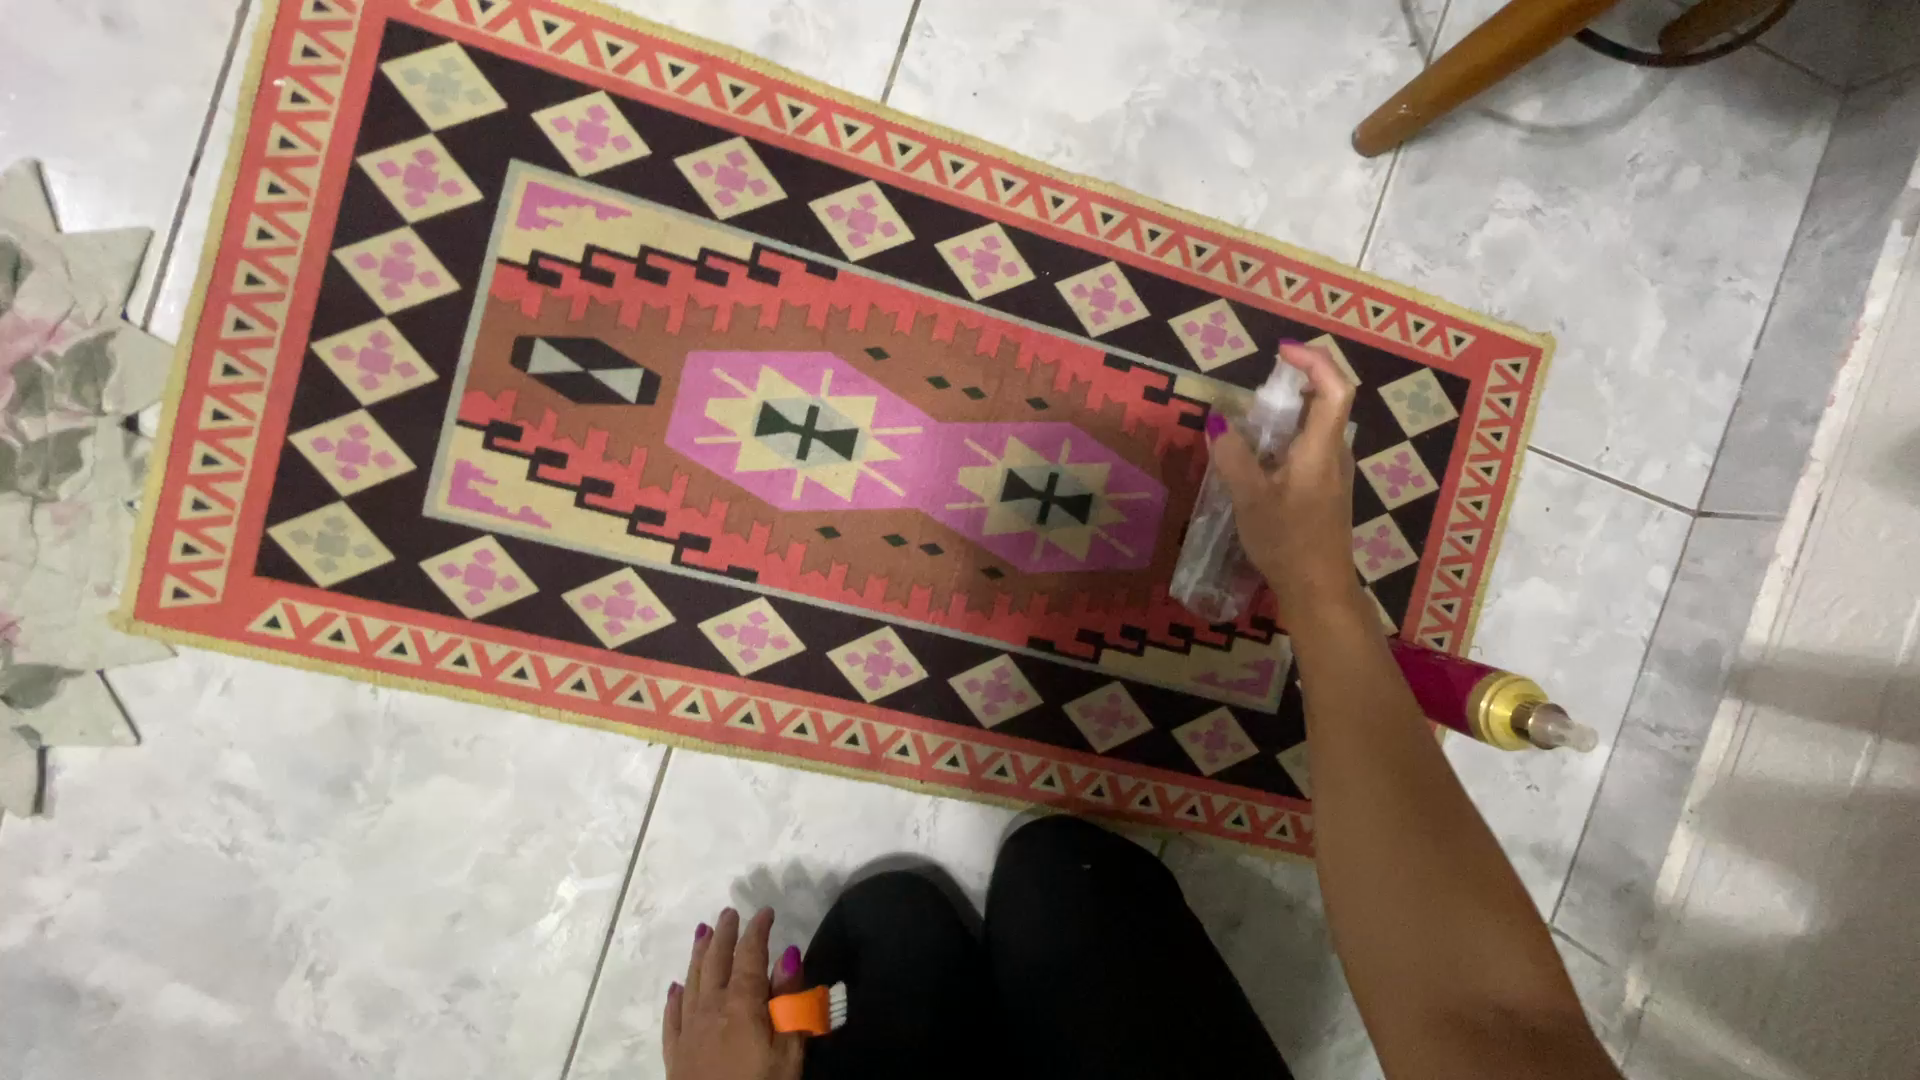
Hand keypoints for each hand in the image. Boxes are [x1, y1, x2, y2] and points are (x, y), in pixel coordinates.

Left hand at [664, 907, 805, 1079]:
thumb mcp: (789, 1050)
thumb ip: (790, 1000)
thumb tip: (789, 954)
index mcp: (742, 1004)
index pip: (750, 955)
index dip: (758, 930)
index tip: (766, 911)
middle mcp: (711, 1008)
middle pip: (717, 962)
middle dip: (725, 934)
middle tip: (729, 911)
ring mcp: (689, 1032)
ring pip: (693, 981)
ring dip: (699, 954)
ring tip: (703, 932)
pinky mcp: (674, 1056)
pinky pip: (672, 1017)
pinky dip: (676, 997)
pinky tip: (677, 987)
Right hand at [1208, 341, 1367, 629]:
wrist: (1318, 588)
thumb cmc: (1287, 541)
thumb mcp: (1250, 498)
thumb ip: (1233, 456)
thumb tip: (1217, 420)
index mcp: (1321, 449)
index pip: (1334, 388)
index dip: (1314, 361)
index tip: (1281, 352)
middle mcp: (1334, 455)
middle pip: (1328, 403)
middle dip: (1299, 383)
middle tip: (1262, 383)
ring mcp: (1333, 474)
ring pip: (1317, 428)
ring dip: (1290, 413)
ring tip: (1252, 421)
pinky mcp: (1325, 492)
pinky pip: (1309, 449)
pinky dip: (1287, 439)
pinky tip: (1260, 460)